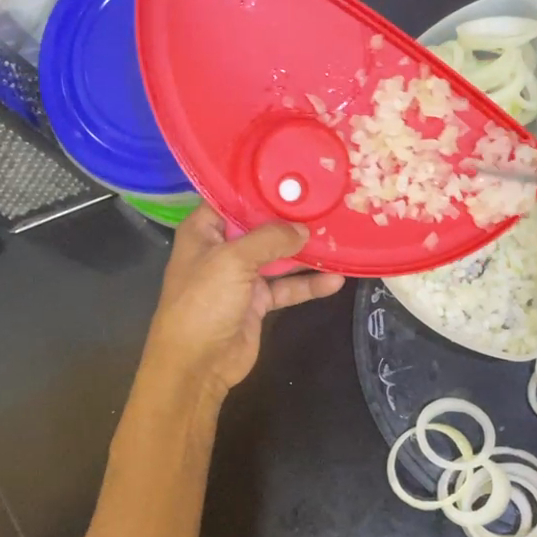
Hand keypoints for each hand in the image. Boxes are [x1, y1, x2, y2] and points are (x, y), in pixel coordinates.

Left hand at [140, 205, 345, 402]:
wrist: (196, 363)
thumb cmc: (204, 302)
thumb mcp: (233, 260)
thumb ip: (269, 239)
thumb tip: (303, 230)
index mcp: (204, 230)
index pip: (232, 197)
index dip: (261, 186)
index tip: (296, 173)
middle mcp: (222, 249)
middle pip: (261, 226)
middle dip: (291, 218)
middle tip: (328, 201)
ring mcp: (241, 277)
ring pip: (278, 258)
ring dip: (305, 252)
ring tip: (339, 237)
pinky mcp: (257, 302)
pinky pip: (287, 287)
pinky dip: (308, 284)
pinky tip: (336, 279)